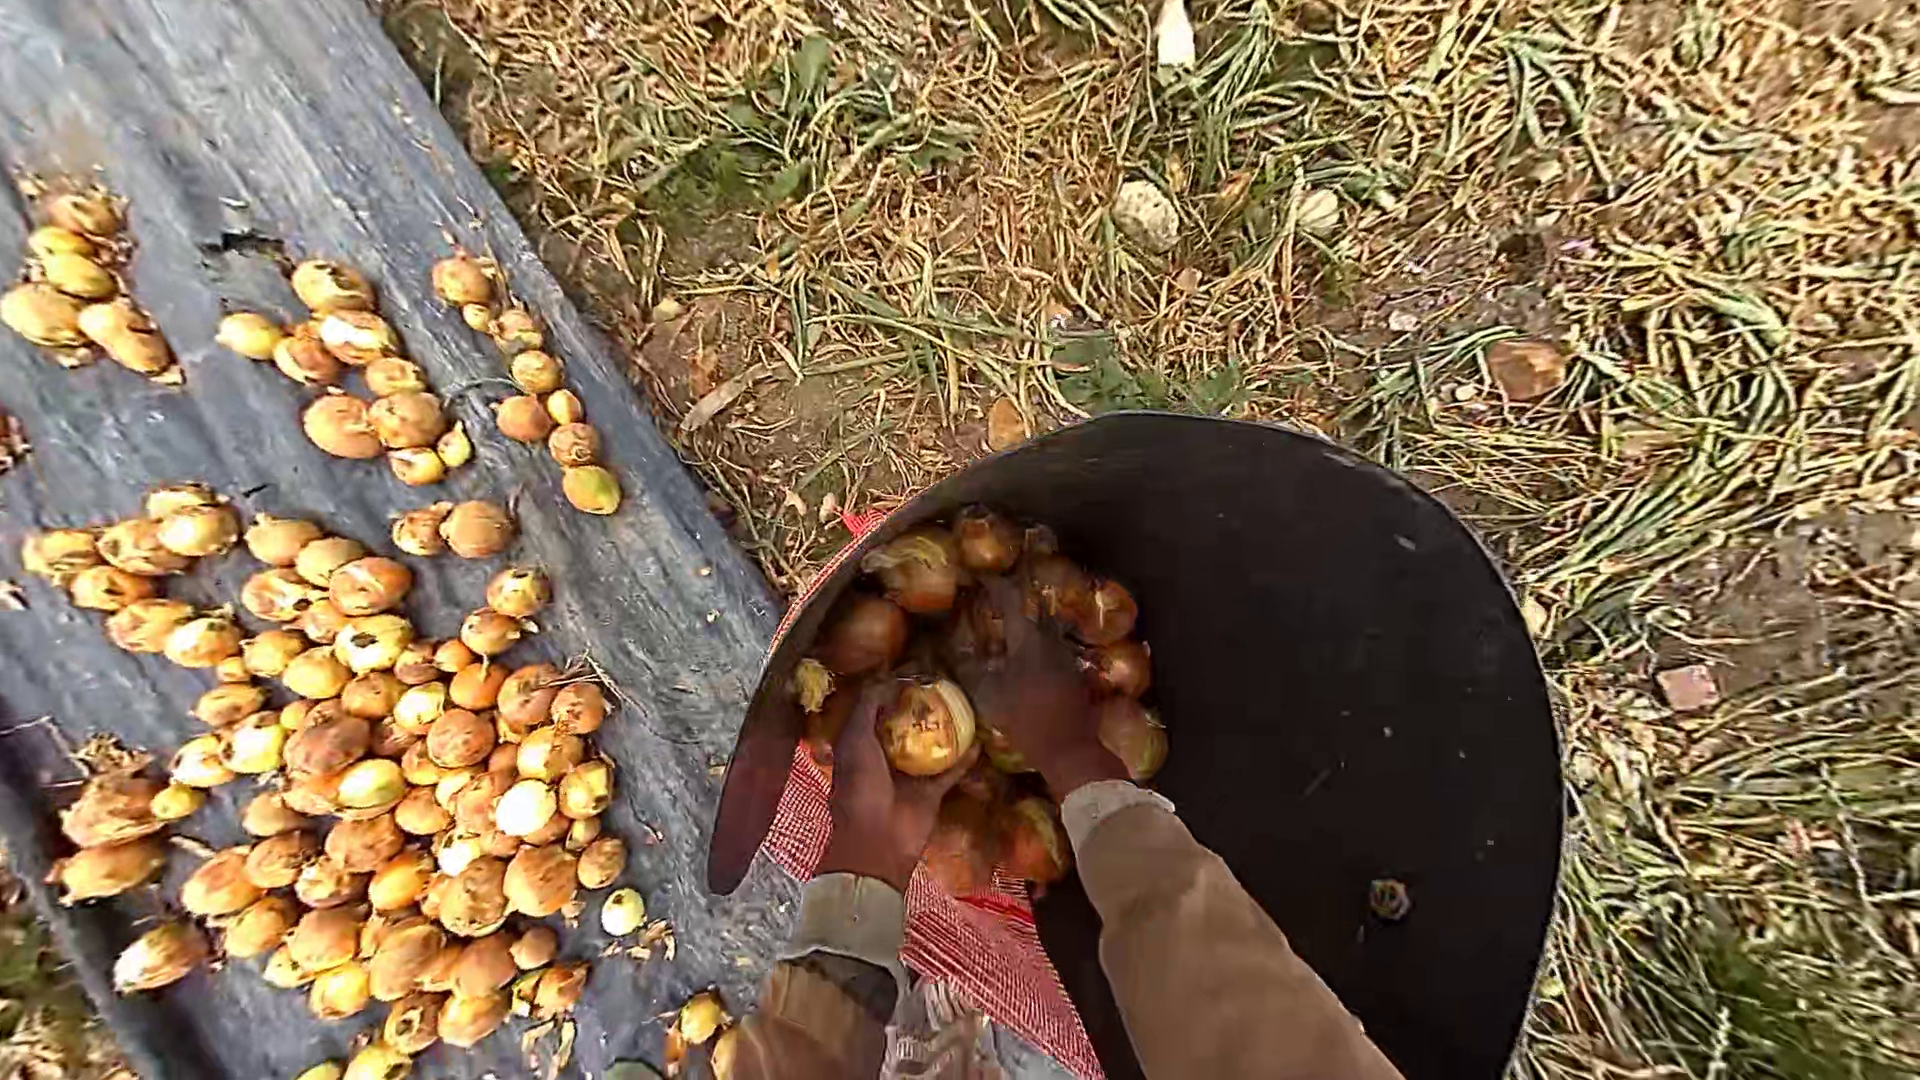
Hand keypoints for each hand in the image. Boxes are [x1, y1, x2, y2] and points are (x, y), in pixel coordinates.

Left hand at [815, 678, 979, 890]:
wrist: (876, 841)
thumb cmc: (859, 786)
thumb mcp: (855, 740)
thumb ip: (866, 709)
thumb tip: (885, 680)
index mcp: (863, 744)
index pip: (877, 712)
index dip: (891, 693)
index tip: (913, 674)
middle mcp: (886, 757)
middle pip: (907, 727)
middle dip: (922, 709)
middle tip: (944, 686)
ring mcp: (910, 775)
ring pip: (931, 747)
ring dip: (945, 731)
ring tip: (964, 706)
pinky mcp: (931, 792)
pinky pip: (951, 771)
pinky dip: (964, 759)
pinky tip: (979, 741)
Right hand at [946, 577, 1126, 798]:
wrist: (1070, 747)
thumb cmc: (1026, 718)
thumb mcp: (989, 695)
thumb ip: (969, 669)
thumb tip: (951, 650)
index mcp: (1028, 637)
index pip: (1011, 597)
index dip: (994, 584)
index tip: (979, 578)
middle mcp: (1050, 638)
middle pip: (1033, 605)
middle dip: (1014, 596)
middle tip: (994, 597)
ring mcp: (1065, 653)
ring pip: (1045, 624)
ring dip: (1028, 617)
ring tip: (1008, 622)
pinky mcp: (1073, 670)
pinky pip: (1053, 642)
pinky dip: (1037, 638)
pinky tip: (1026, 652)